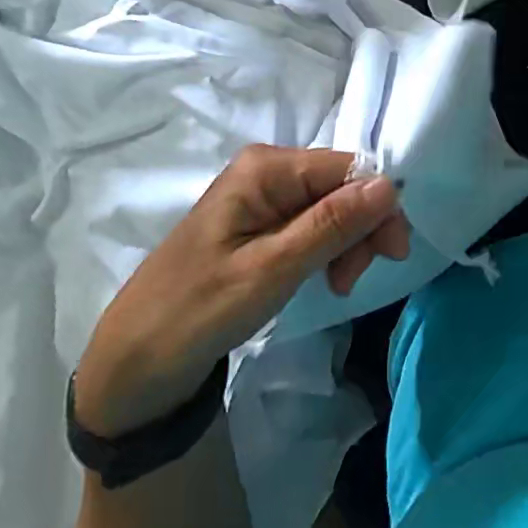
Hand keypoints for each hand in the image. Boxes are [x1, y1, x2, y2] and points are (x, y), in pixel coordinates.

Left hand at [73, 146, 408, 436]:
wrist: (135, 360)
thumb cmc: (199, 311)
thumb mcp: (272, 269)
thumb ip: (332, 224)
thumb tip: (390, 185)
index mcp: (267, 167)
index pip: (349, 168)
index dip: (379, 206)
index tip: (392, 255)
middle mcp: (268, 169)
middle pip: (343, 185)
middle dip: (361, 229)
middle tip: (351, 281)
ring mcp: (263, 194)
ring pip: (333, 206)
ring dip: (347, 244)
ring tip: (337, 286)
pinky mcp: (262, 221)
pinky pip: (313, 222)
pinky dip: (328, 250)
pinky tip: (324, 276)